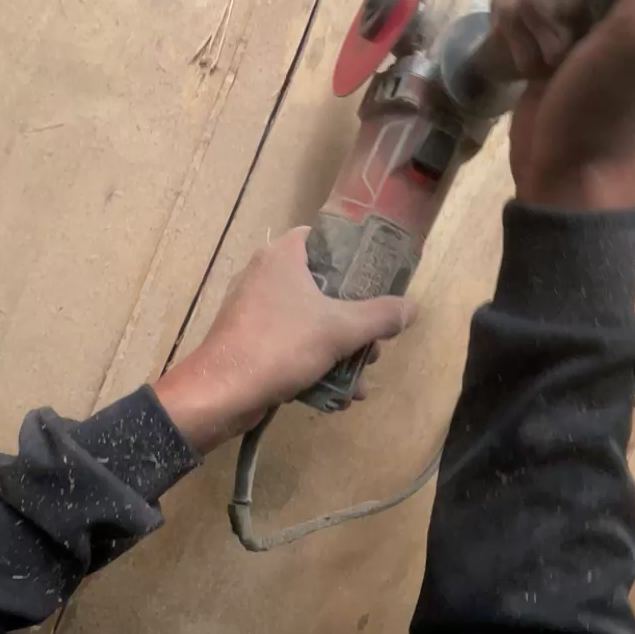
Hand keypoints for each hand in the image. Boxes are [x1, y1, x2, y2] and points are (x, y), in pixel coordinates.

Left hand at [154, 228, 415, 452]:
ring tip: (362, 378)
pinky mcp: (250, 339)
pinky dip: (316, 364)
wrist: (222, 392)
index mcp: (283, 255)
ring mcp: (256, 309)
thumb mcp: (340, 330)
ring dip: (341, 350)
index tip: (379, 281)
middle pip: (324, 286)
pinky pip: (293, 344)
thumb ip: (380, 316)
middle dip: (355, 320)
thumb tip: (413, 307)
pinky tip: (339, 394)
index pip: (324, 238)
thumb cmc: (280, 346)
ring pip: (311, 320)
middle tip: (376, 344)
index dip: (354, 256)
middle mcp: (266, 274)